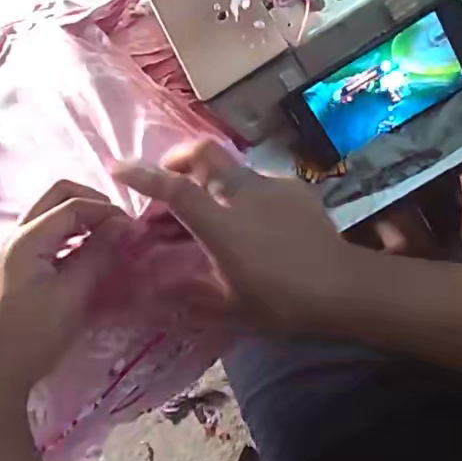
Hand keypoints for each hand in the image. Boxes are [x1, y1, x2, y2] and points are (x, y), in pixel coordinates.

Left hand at [0, 181, 131, 402]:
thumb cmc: (33, 337)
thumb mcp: (73, 294)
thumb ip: (99, 253)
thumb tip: (124, 224)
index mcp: (26, 239)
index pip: (74, 205)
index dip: (108, 211)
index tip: (134, 229)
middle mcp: (14, 236)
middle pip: (57, 196)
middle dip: (93, 202)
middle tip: (120, 224)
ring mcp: (11, 251)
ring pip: (51, 214)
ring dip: (82, 218)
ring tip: (109, 239)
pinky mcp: (13, 267)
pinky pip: (46, 235)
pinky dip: (70, 234)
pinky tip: (87, 254)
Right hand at [114, 140, 356, 330]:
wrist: (341, 286)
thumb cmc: (281, 302)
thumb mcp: (229, 306)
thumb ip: (188, 292)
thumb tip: (155, 286)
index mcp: (221, 224)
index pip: (174, 190)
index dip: (143, 175)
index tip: (119, 167)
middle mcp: (244, 193)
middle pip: (204, 154)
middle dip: (178, 158)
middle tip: (170, 179)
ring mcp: (273, 186)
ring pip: (232, 167)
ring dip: (212, 179)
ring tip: (212, 209)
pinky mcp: (296, 188)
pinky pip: (259, 181)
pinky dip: (243, 192)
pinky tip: (253, 219)